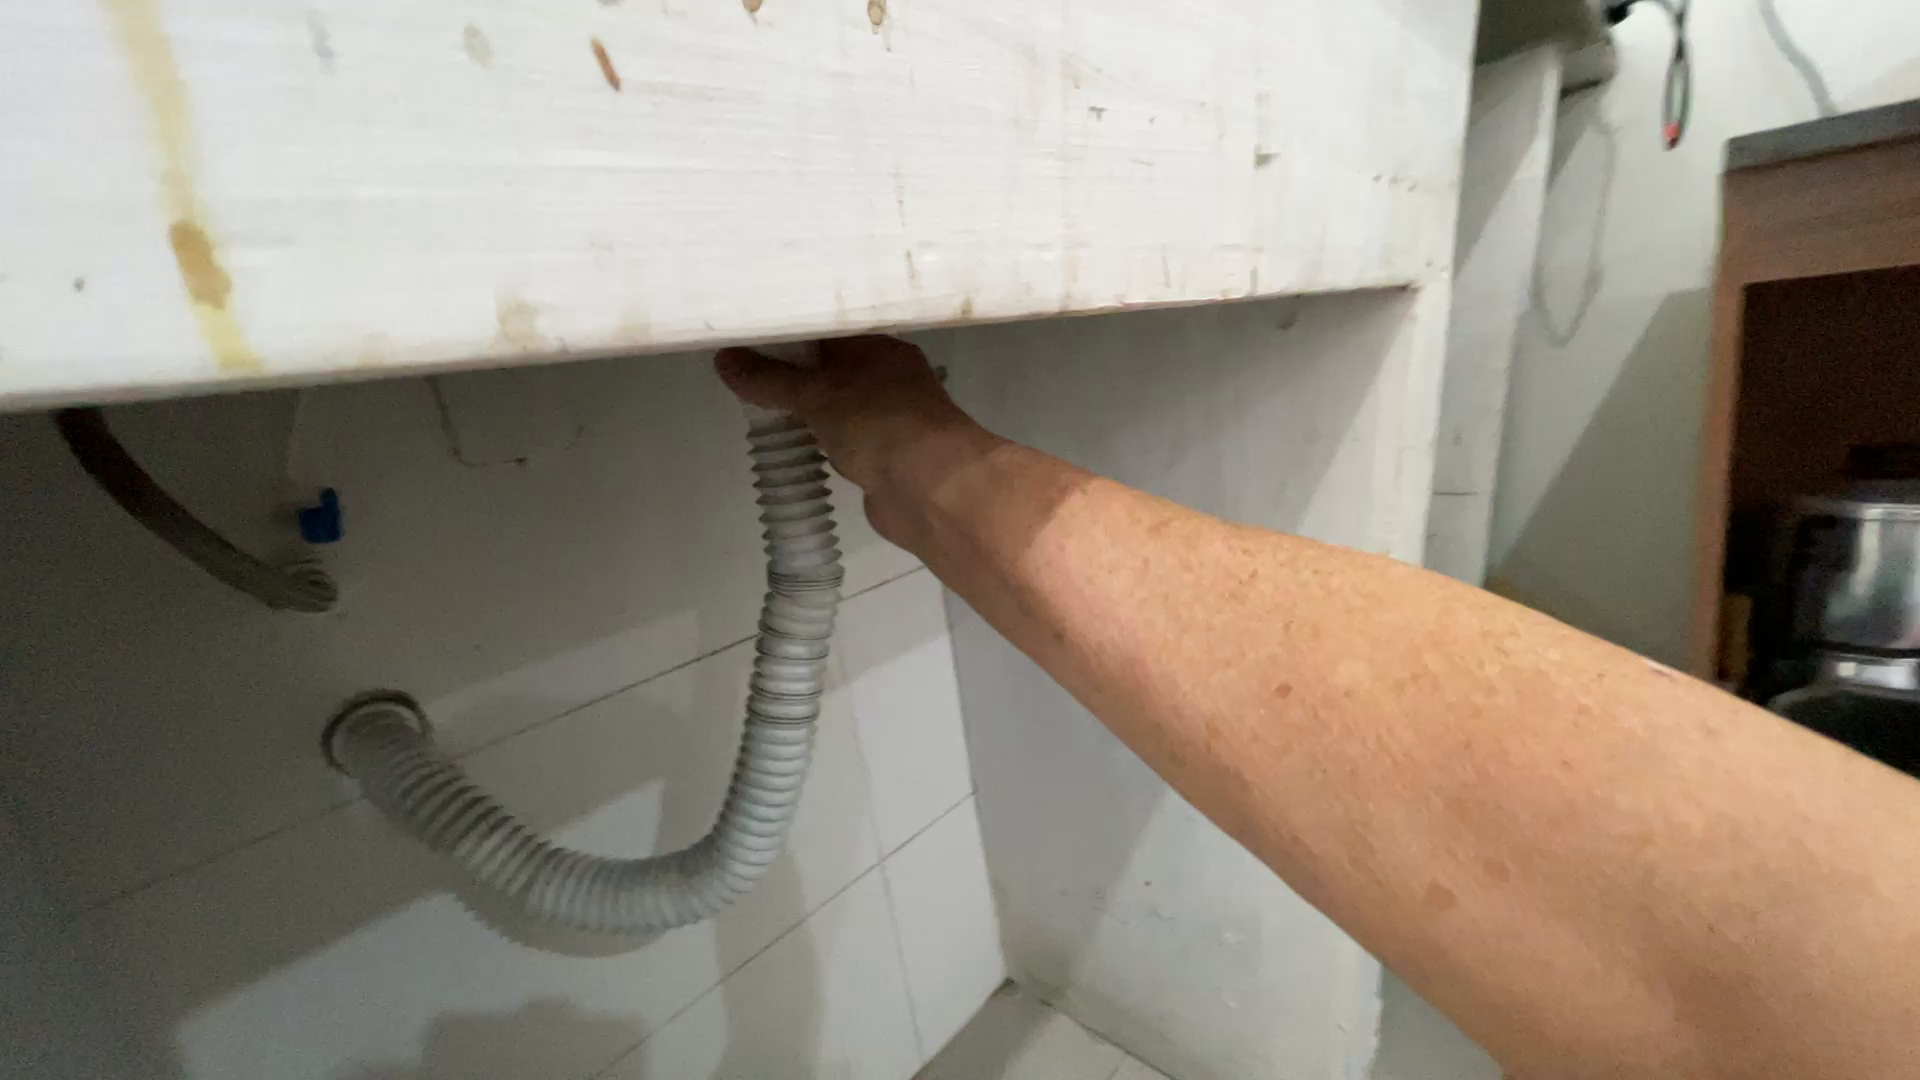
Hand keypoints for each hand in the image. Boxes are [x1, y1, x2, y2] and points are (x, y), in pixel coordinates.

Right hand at [715, 337, 993, 541]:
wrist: (929, 488)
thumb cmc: (877, 424)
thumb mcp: (816, 394)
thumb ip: (771, 379)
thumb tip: (724, 359)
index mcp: (881, 348)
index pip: (830, 331)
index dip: (792, 334)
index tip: (751, 336)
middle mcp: (890, 379)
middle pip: (834, 370)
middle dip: (797, 375)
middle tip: (748, 373)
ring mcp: (891, 420)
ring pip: (842, 409)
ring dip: (812, 413)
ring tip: (763, 407)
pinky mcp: (887, 458)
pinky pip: (847, 444)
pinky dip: (827, 445)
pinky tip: (800, 446)